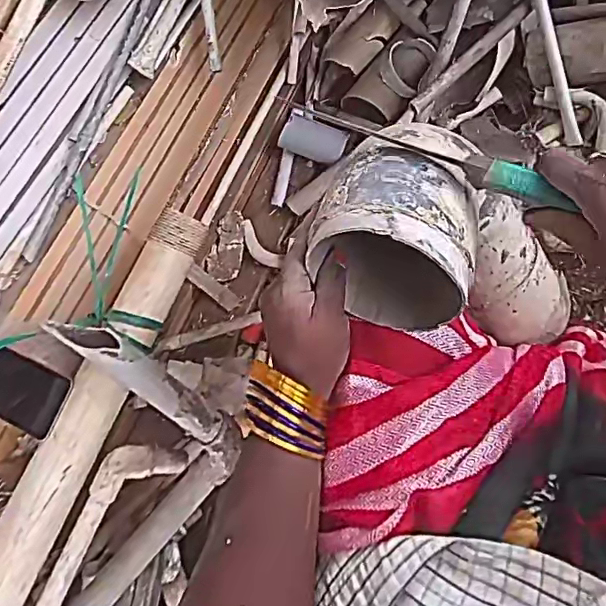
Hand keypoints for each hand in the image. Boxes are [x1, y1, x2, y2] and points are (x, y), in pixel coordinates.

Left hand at [261, 219, 349, 396]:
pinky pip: (291, 289)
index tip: (323, 214)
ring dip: (309, 267)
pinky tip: (321, 285)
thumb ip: (332, 280)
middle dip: (313, 249)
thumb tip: (334, 252)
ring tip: (332, 258)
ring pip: (293, 275)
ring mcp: (271, 303)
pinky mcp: (275, 314)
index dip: (312, 231)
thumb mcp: (333, 315)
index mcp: (286, 287)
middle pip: (294, 260)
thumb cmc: (319, 355)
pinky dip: (305, 283)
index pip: (297, 249)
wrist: (299, 390)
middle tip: (335, 235)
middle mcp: (272, 291)